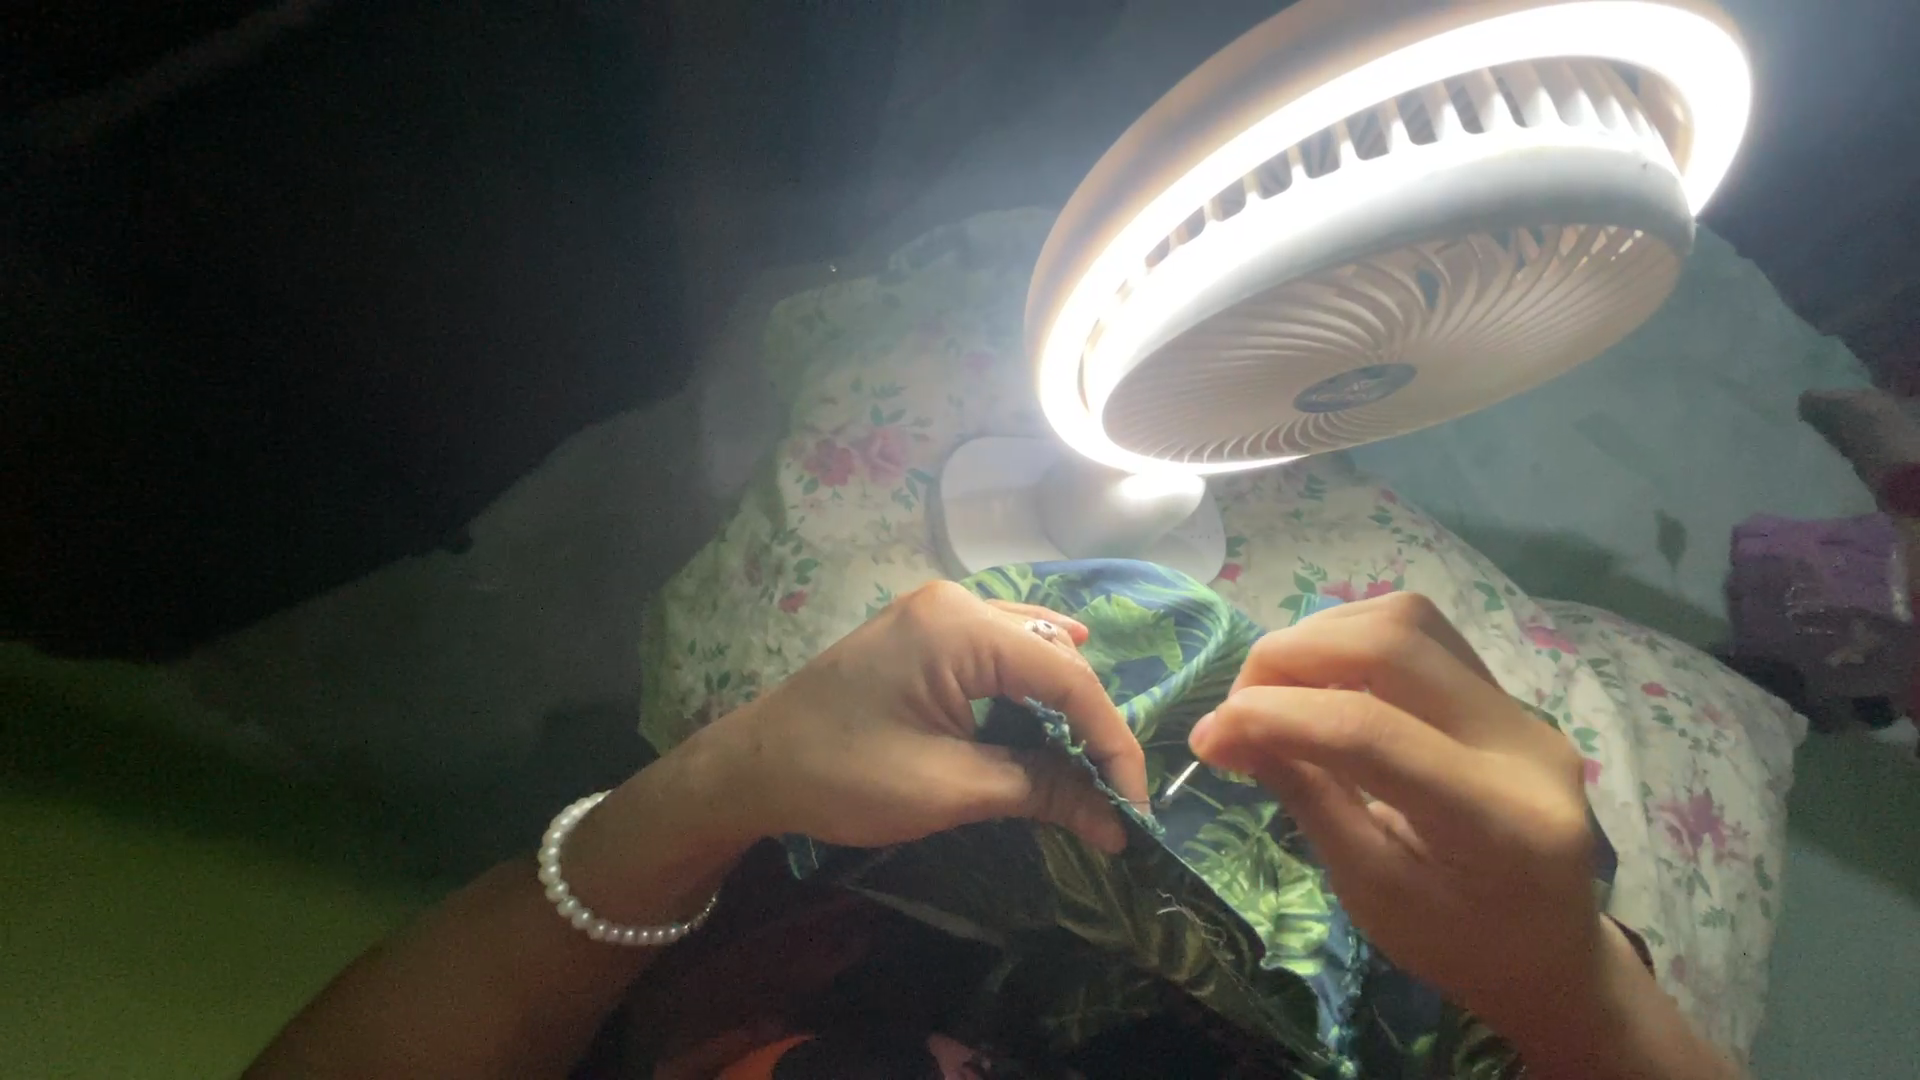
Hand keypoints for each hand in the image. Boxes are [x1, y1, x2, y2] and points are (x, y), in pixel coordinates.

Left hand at [698, 581, 1147, 853]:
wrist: (754, 766)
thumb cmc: (843, 775)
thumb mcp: (949, 787)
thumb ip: (1040, 790)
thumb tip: (1117, 822)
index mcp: (960, 627)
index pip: (1067, 676)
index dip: (1111, 741)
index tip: (1132, 805)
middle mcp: (956, 601)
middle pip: (1053, 656)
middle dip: (1089, 723)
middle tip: (1112, 789)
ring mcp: (938, 610)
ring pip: (1030, 647)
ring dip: (1064, 700)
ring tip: (1094, 753)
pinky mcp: (926, 630)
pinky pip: (1000, 646)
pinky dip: (1031, 680)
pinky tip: (1055, 693)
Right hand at [1188, 593, 1602, 1027]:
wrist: (1549, 952)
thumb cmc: (1453, 941)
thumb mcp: (1366, 887)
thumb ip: (1302, 794)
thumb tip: (1222, 731)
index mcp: (1496, 822)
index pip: (1366, 731)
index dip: (1270, 717)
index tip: (1208, 736)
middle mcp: (1523, 746)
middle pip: (1389, 645)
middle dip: (1287, 658)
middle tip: (1240, 705)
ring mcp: (1521, 709)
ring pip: (1403, 618)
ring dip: (1316, 637)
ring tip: (1277, 687)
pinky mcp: (1503, 693)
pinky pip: (1417, 629)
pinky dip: (1345, 636)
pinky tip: (1319, 677)